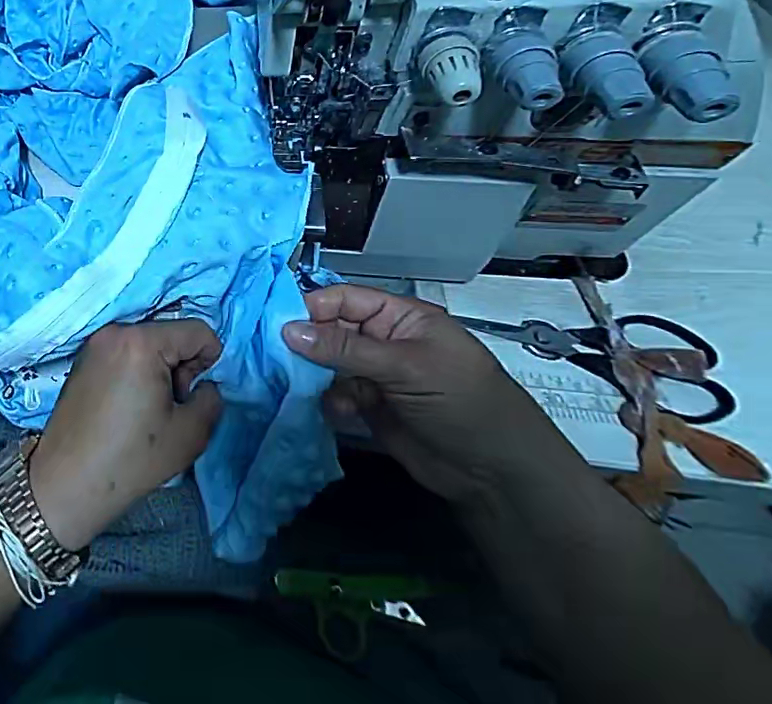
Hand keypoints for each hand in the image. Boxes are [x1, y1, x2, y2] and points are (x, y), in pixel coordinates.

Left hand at [28, 320, 223, 549]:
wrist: (66, 486)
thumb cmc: (130, 460)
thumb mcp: (190, 433)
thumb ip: (211, 397)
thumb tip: (204, 384)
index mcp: (141, 342)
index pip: (197, 331)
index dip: (209, 363)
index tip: (190, 397)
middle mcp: (115, 332)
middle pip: (171, 335)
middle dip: (181, 367)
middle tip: (169, 407)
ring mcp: (95, 344)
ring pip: (149, 343)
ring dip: (160, 369)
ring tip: (147, 410)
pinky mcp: (83, 359)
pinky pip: (126, 352)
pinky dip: (137, 371)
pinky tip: (127, 407)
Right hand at [282, 285, 581, 506]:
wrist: (493, 471)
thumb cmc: (459, 399)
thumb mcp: (405, 365)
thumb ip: (346, 348)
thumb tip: (288, 330)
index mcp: (398, 316)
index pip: (345, 299)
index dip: (313, 307)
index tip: (278, 324)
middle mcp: (383, 340)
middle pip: (332, 330)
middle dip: (308, 343)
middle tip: (278, 357)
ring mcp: (375, 374)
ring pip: (329, 364)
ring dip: (315, 374)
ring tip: (305, 386)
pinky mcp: (369, 407)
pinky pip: (335, 394)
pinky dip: (328, 400)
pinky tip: (335, 411)